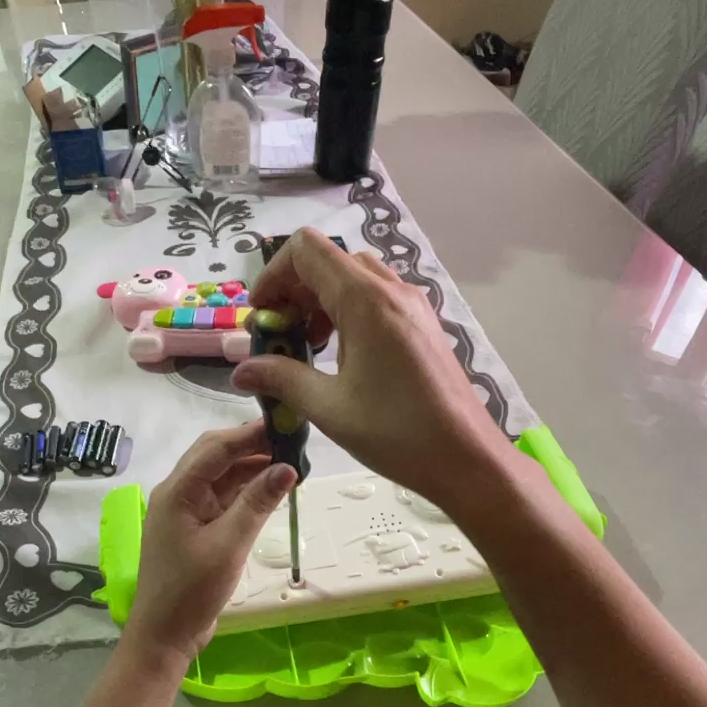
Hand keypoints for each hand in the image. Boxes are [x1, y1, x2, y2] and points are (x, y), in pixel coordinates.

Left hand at [122, 422, 296, 665]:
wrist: (164, 635)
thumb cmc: (191, 590)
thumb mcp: (229, 545)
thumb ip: (257, 503)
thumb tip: (288, 468)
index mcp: (178, 491)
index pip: (216, 448)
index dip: (250, 433)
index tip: (286, 423)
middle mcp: (179, 493)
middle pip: (216, 456)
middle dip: (252, 445)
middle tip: (291, 441)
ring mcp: (187, 511)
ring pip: (222, 477)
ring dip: (252, 469)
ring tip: (289, 463)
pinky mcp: (197, 529)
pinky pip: (224, 499)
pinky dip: (247, 492)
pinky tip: (272, 489)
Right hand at [234, 228, 521, 507]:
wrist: (466, 457)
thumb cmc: (397, 433)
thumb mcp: (329, 408)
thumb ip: (281, 379)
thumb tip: (240, 371)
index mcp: (365, 300)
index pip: (306, 249)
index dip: (273, 275)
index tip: (262, 318)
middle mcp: (391, 289)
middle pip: (328, 261)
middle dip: (294, 292)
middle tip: (281, 339)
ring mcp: (412, 305)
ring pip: (353, 278)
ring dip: (320, 303)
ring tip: (309, 350)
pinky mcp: (422, 324)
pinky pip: (376, 299)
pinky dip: (347, 314)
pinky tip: (342, 358)